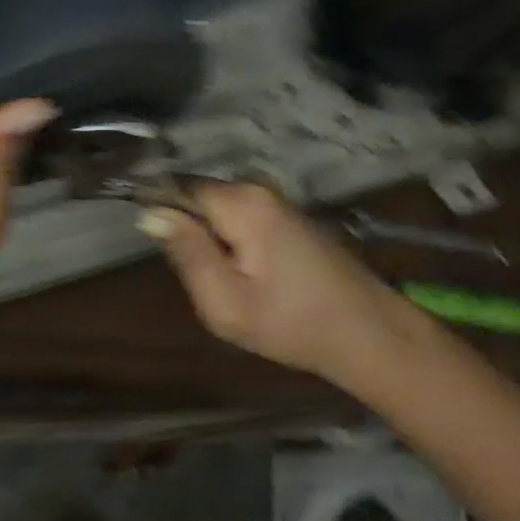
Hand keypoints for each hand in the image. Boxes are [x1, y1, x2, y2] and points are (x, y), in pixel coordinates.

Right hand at [138, 182, 419, 383]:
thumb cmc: (293, 324)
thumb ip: (187, 254)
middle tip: (199, 279)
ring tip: (226, 282)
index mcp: (242, 203)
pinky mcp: (289, 217)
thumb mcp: (226, 303)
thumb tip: (150, 214)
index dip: (163, 214)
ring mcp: (278, 201)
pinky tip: (251, 279)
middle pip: (201, 198)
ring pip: (221, 210)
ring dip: (213, 240)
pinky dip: (234, 243)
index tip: (159, 251)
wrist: (368, 333)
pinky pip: (243, 219)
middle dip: (190, 230)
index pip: (180, 187)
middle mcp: (259, 189)